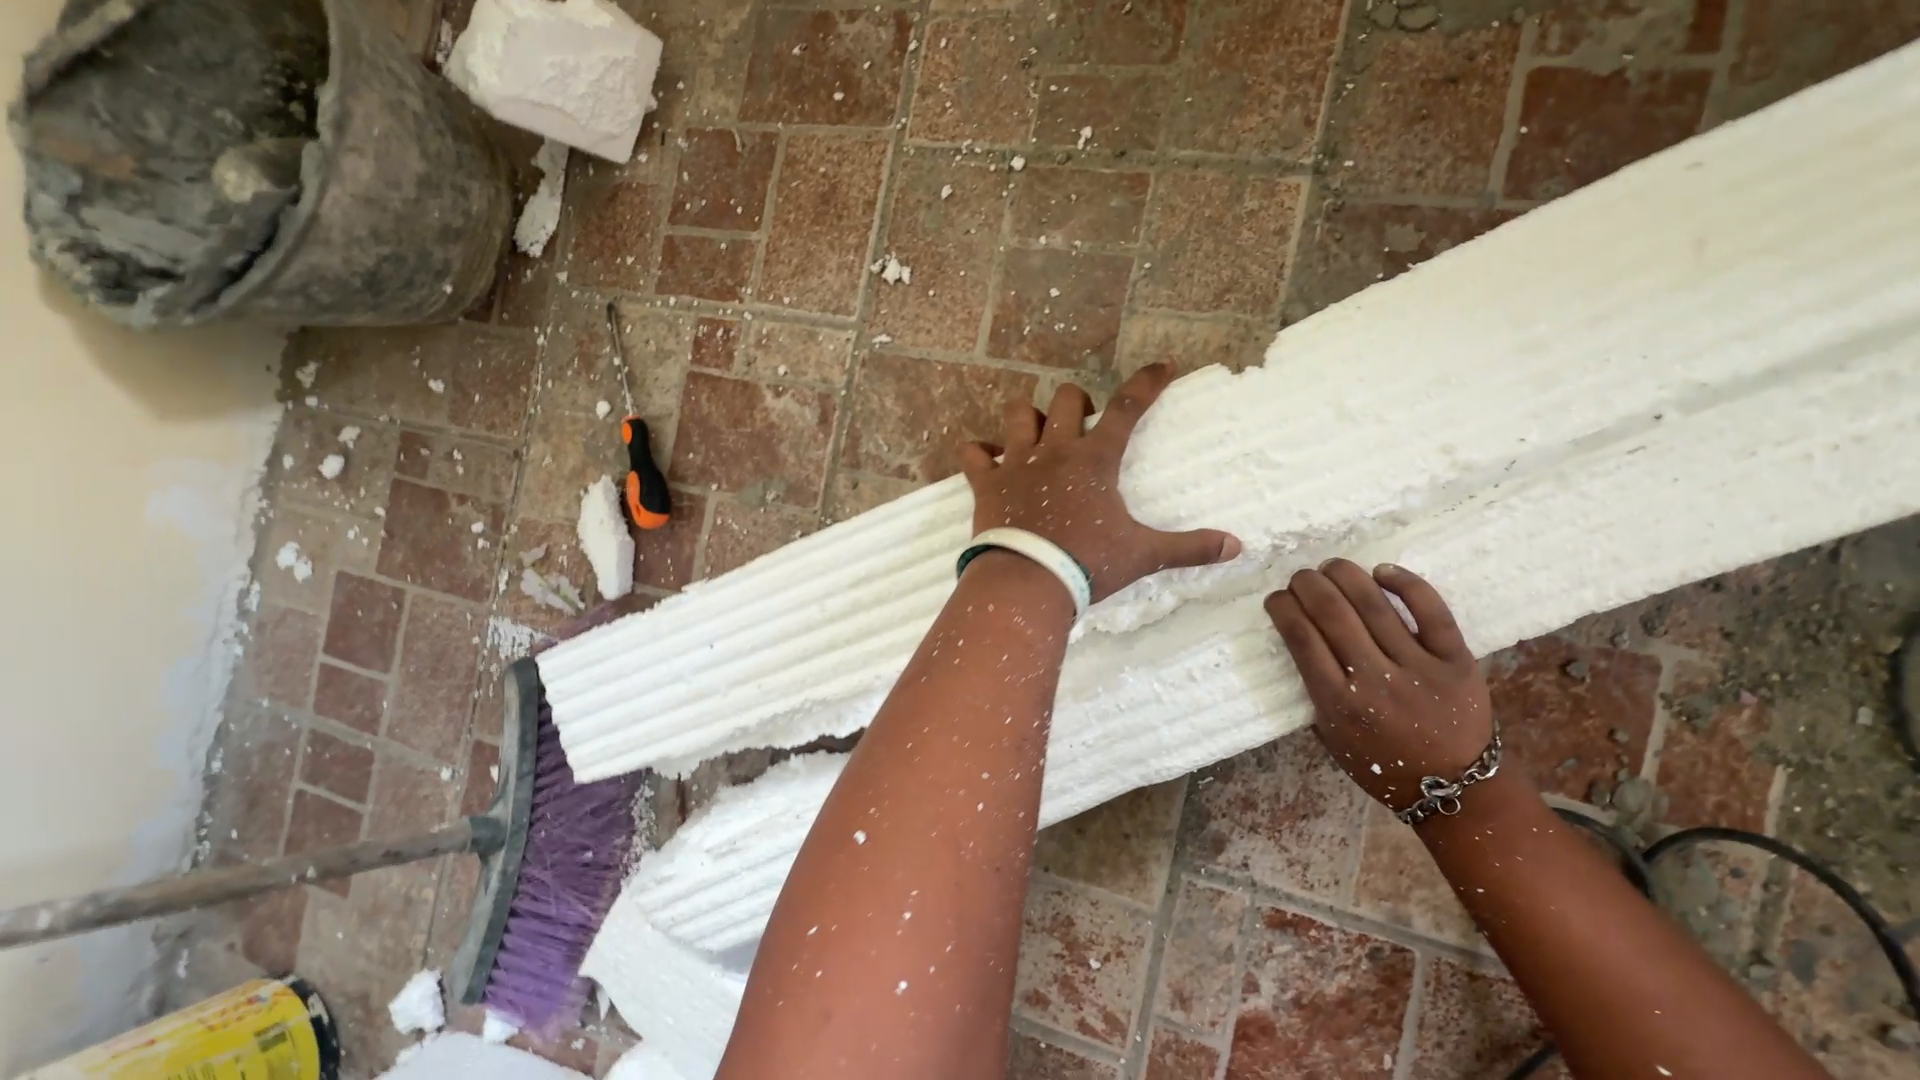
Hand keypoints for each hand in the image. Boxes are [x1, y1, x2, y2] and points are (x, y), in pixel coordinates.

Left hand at [959, 364, 1240, 602]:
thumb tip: (1237, 546)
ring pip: (1019, 414)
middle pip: (1066, 398)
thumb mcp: (1143, 555)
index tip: (1163, 365)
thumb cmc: (1087, 564)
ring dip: (1029, 417)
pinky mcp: (985, 483)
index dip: (1147, 382)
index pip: (1127, 408)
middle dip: (1077, 400)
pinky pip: (972, 452)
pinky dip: (977, 452)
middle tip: (1083, 422)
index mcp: (1095, 460)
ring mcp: (1016, 463)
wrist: (1027, 583)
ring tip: (1037, 434)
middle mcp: (1055, 450)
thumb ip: (1189, 547)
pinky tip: (985, 458)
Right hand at [1264, 561, 1491, 811]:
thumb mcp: (1331, 736)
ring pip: (1374, 604)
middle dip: (1307, 585)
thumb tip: (1299, 639)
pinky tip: (1381, 570)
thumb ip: (1315, 691)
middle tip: (1300, 577)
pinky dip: (1404, 583)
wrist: (1455, 788)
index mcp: (1338, 703)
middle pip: (1331, 613)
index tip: (1276, 599)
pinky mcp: (1456, 660)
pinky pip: (1431, 610)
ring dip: (1345, 575)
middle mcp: (1374, 680)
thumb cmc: (1381, 765)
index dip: (1282, 608)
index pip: (1300, 637)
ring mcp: (1418, 668)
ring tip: (1331, 566)